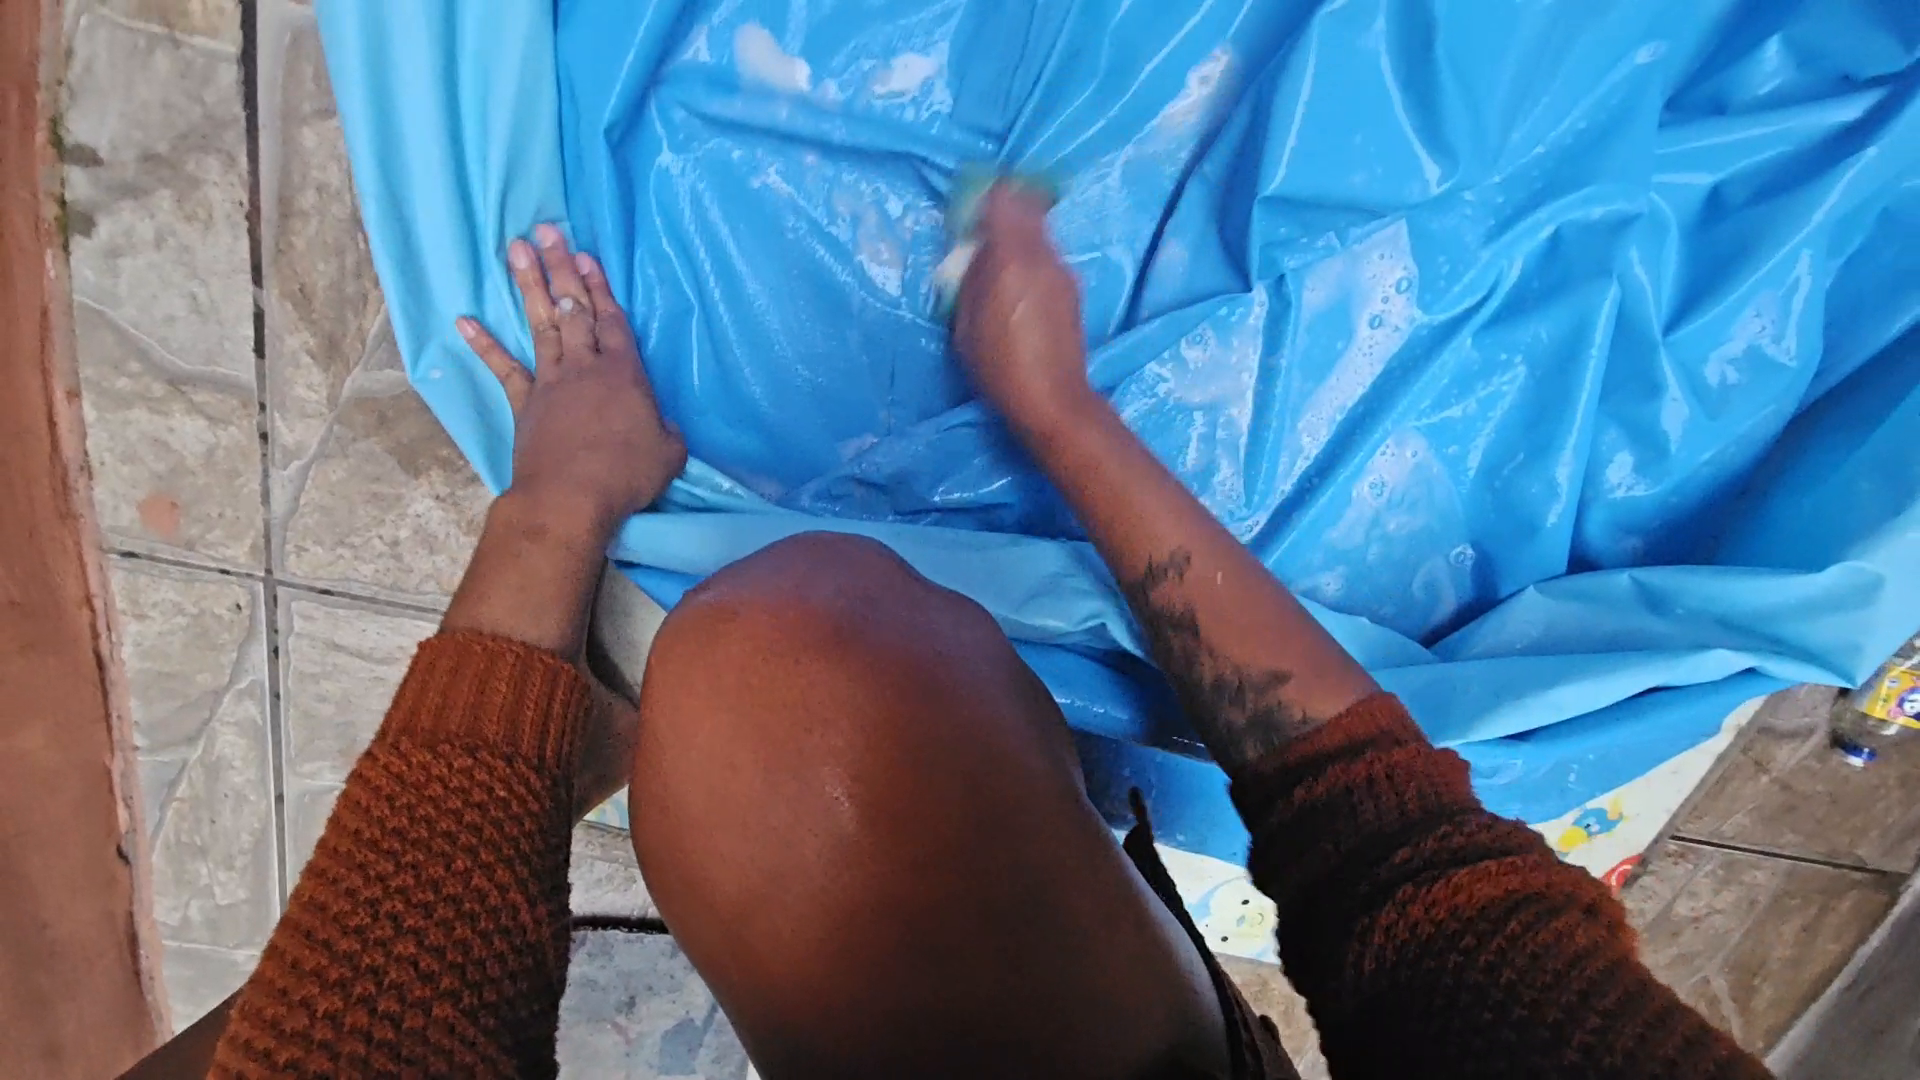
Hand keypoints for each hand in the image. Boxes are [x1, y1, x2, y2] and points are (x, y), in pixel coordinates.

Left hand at [458, 225, 686, 535]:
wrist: (571, 497)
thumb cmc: (627, 474)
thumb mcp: (670, 453)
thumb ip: (668, 431)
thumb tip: (663, 424)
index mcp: (624, 375)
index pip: (613, 322)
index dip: (600, 289)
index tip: (587, 256)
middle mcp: (585, 368)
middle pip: (573, 311)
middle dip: (562, 270)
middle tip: (549, 232)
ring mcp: (551, 382)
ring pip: (540, 326)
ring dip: (528, 286)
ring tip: (516, 249)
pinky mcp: (525, 403)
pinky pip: (504, 369)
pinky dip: (484, 344)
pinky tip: (464, 319)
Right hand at [953, 184, 1099, 442]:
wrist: (1054, 400)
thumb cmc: (1000, 368)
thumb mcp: (966, 326)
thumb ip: (971, 279)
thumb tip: (977, 253)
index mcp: (1011, 258)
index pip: (1003, 197)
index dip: (985, 198)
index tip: (971, 213)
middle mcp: (1043, 255)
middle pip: (1027, 207)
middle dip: (1005, 213)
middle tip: (984, 236)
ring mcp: (1064, 271)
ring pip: (1039, 233)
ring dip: (1020, 239)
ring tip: (1000, 271)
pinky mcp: (1073, 289)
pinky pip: (1048, 257)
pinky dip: (1032, 261)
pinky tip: (1020, 293)